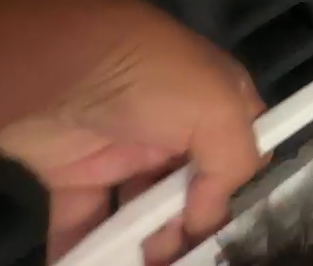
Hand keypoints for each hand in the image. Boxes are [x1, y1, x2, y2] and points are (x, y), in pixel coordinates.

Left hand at [0, 3, 264, 261]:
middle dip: (191, 227)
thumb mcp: (218, 110)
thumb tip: (208, 216)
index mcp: (226, 106)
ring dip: (143, 245)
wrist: (67, 66)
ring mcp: (131, 152)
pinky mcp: (78, 174)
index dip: (242, 191)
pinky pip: (85, 221)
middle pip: (195, 188)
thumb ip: (232, 163)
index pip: (246, 154)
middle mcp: (184, 130)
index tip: (230, 232)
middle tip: (181, 260)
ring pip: (144, 209)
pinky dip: (86, 250)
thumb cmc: (162, 79)